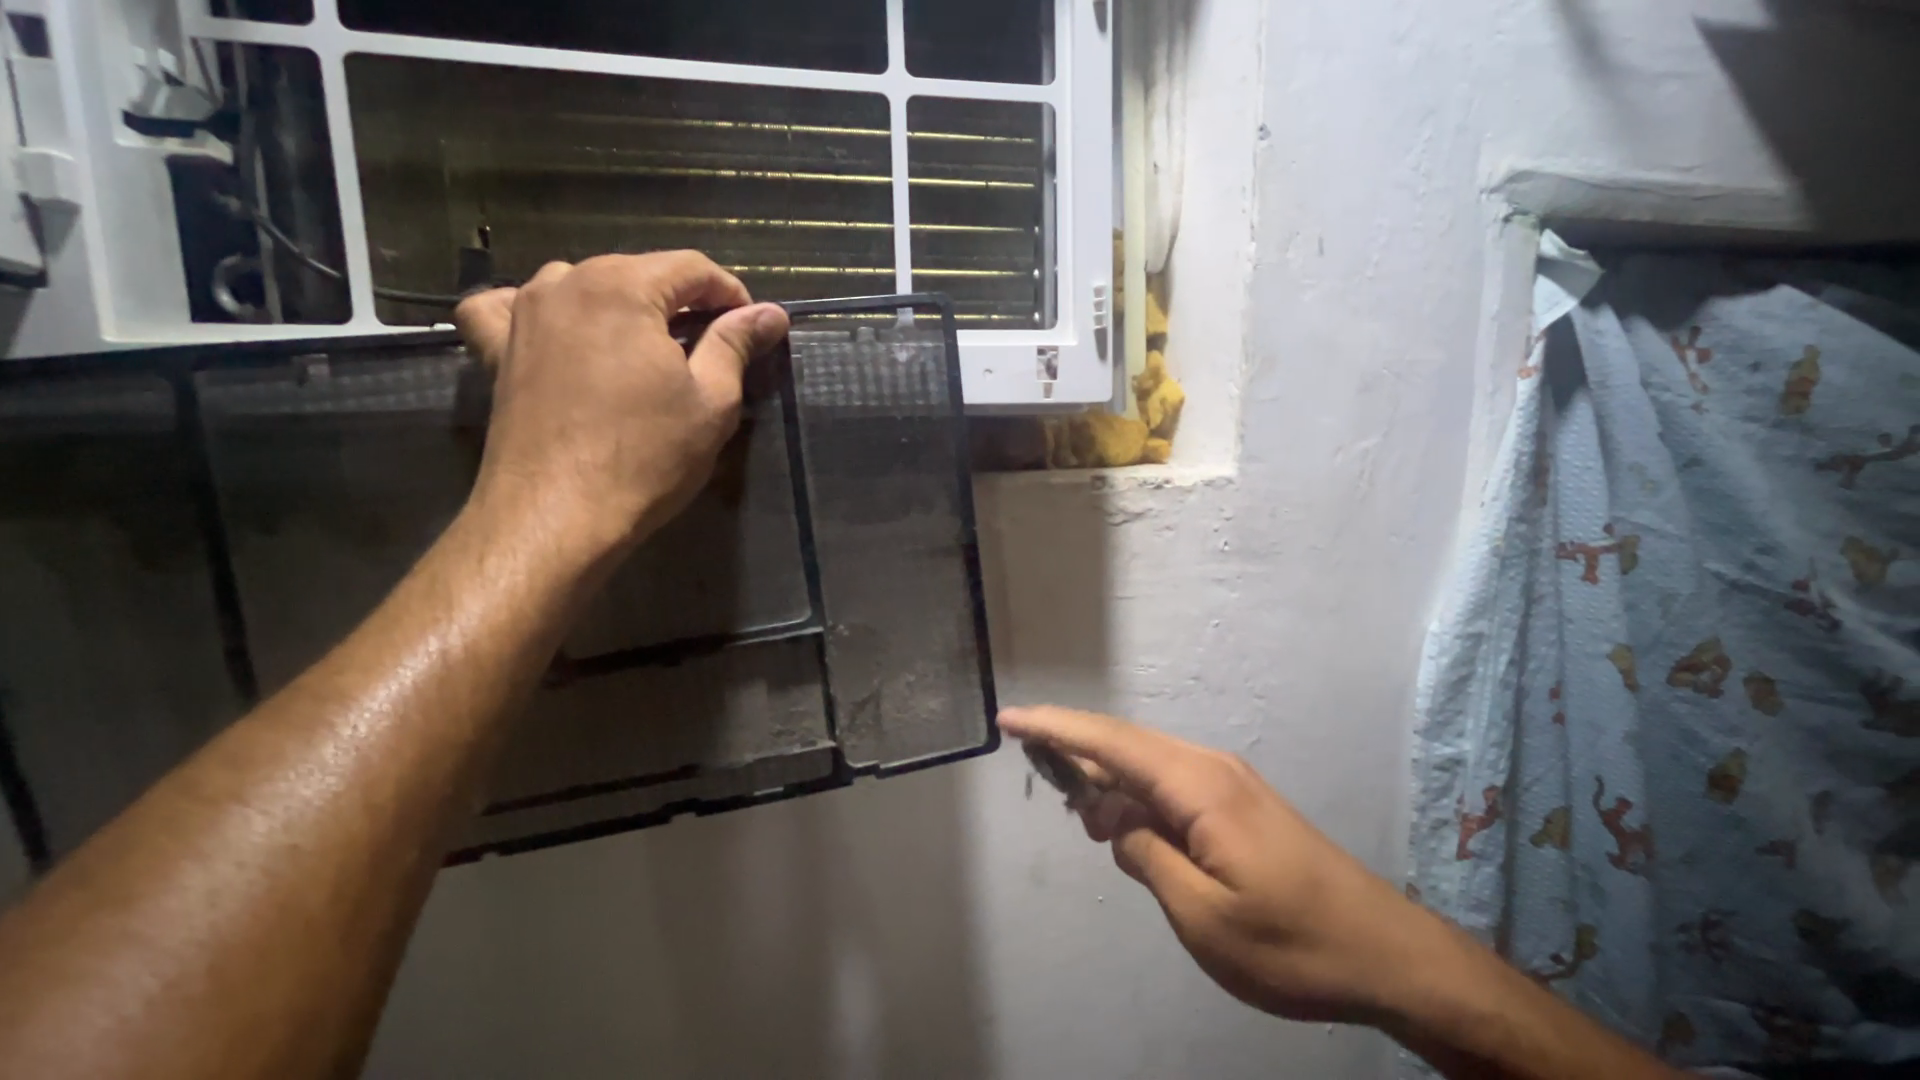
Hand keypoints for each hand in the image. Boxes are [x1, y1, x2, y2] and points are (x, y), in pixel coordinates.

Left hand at [454, 252, 790, 557]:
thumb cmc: (645, 458)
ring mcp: (522, 313)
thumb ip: (736, 344)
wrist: (557, 515)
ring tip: (644, 350)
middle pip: (638, 273)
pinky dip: (539, 313)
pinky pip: (509, 308)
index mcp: (625, 286)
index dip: (730, 295)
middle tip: (708, 349)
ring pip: (582, 285)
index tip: (750, 330)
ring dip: (620, 307)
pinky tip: (557, 335)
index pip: (692, 268)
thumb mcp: (711, 402)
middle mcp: (567, 282)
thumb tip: (771, 313)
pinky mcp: (495, 349)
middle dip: (679, 303)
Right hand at [1001, 706, 1432, 1024]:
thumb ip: (1147, 859)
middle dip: (1075, 752)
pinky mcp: (1242, 807)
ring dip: (1108, 783)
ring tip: (1083, 819)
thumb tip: (1116, 824)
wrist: (1390, 956)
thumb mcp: (1203, 916)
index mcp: (1199, 786)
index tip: (1010, 719)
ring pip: (1149, 766)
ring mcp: (1231, 786)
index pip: (1111, 743)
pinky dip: (1138, 799)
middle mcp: (1212, 770)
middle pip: (1126, 745)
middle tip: (1038, 776)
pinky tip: (1128, 831)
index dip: (1055, 728)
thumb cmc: (1293, 943)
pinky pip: (1172, 787)